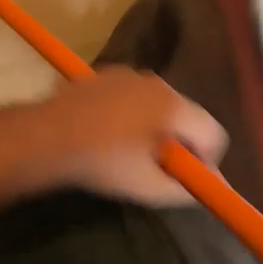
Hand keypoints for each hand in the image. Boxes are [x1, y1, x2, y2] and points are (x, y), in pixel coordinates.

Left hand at [26, 67, 227, 206]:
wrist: (48, 135)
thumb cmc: (103, 162)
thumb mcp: (149, 187)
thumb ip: (187, 188)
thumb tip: (212, 186)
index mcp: (174, 106)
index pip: (214, 133)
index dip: (207, 160)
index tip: (187, 177)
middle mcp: (158, 83)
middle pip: (188, 115)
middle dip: (181, 141)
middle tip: (158, 167)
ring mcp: (130, 74)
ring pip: (160, 104)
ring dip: (156, 126)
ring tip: (130, 150)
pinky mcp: (107, 74)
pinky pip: (135, 95)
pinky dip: (133, 113)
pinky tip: (110, 132)